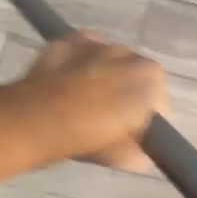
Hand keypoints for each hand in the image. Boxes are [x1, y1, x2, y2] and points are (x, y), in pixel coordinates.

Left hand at [24, 31, 167, 170]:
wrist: (38, 117)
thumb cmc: (88, 135)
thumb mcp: (123, 156)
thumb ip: (138, 152)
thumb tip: (139, 154)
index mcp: (150, 77)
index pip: (158, 97)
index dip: (148, 114)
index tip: (134, 129)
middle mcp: (126, 53)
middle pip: (133, 72)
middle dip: (126, 89)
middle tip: (109, 112)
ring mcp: (93, 43)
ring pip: (106, 57)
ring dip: (102, 71)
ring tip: (85, 94)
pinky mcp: (65, 41)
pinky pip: (79, 48)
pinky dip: (78, 59)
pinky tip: (67, 77)